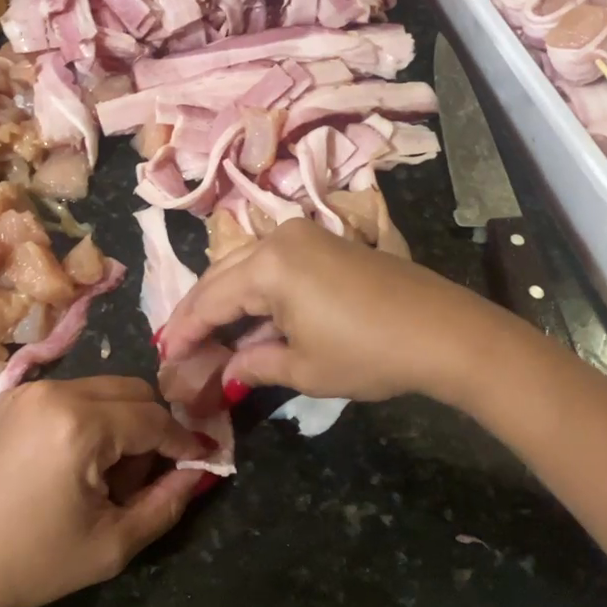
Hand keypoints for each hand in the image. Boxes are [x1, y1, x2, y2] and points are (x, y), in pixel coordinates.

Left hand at [0, 377, 210, 606]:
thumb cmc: (34, 562)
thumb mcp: (111, 545)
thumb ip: (166, 503)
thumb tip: (200, 470)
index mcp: (79, 424)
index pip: (152, 417)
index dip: (182, 439)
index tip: (200, 459)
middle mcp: (53, 391)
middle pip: (129, 389)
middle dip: (150, 426)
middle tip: (146, 474)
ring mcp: (25, 389)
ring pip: (98, 388)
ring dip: (117, 420)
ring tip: (105, 472)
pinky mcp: (5, 397)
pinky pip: (64, 393)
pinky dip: (83, 415)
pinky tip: (70, 460)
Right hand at [158, 218, 513, 404]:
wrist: (442, 330)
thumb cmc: (367, 353)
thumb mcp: (304, 368)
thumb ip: (254, 364)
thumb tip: (225, 371)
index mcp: (267, 265)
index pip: (210, 299)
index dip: (185, 331)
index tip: (164, 355)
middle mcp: (279, 238)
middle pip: (222, 274)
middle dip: (198, 310)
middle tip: (177, 344)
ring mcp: (305, 235)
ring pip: (246, 264)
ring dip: (225, 297)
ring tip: (206, 331)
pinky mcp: (326, 241)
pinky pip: (273, 262)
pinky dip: (254, 288)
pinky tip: (248, 314)